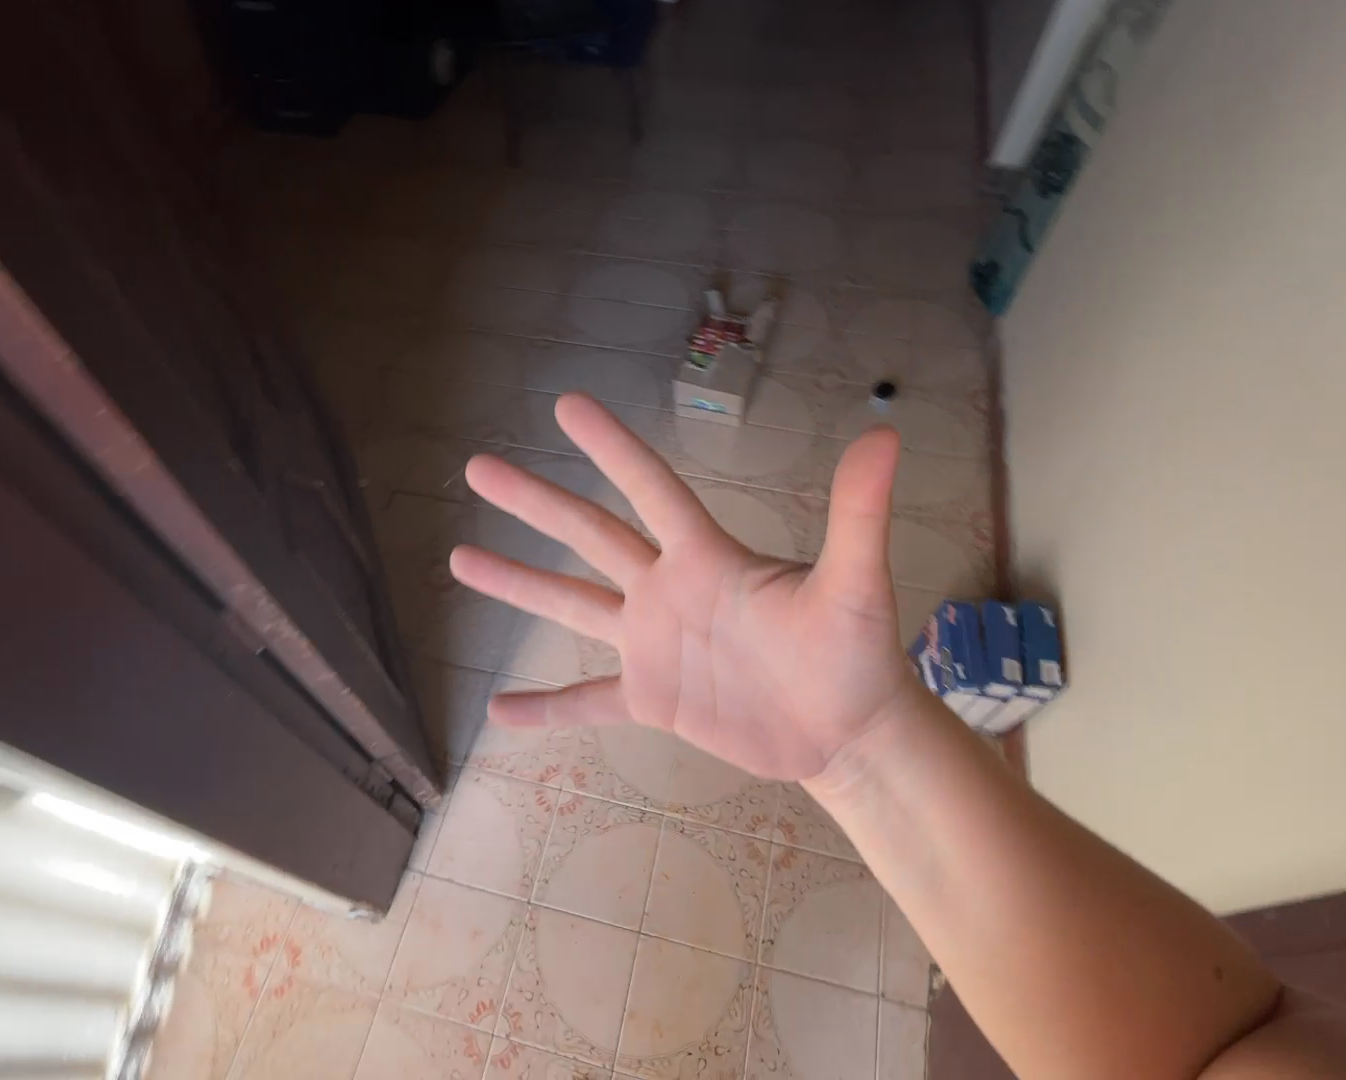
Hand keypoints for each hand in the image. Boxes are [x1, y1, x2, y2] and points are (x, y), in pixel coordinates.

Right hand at [448, 393, 918, 780]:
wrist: (845, 729)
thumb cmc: (853, 652)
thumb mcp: (855, 586)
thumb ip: (856, 516)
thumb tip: (884, 433)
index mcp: (705, 557)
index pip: (650, 489)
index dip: (611, 447)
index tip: (566, 405)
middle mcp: (667, 590)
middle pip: (589, 535)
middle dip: (535, 501)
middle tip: (478, 468)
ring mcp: (653, 646)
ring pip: (572, 606)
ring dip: (518, 584)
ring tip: (461, 559)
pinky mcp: (652, 699)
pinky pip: (587, 702)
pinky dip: (547, 709)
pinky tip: (499, 711)